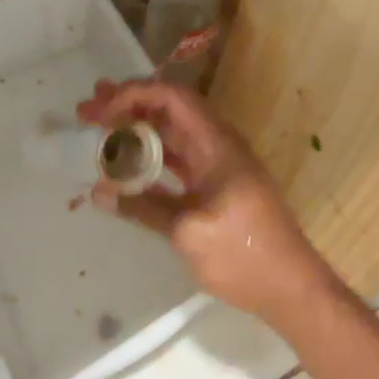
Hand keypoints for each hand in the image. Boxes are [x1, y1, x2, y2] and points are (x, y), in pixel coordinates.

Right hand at [76, 78, 335, 319]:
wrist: (290, 285)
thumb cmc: (243, 254)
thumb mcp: (188, 232)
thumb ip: (144, 208)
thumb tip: (99, 191)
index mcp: (216, 142)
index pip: (172, 97)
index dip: (134, 94)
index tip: (101, 109)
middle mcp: (217, 142)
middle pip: (169, 108)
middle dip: (129, 104)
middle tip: (88, 109)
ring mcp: (218, 163)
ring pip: (172, 132)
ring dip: (138, 126)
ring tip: (99, 126)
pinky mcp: (216, 184)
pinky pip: (179, 156)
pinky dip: (152, 154)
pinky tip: (128, 162)